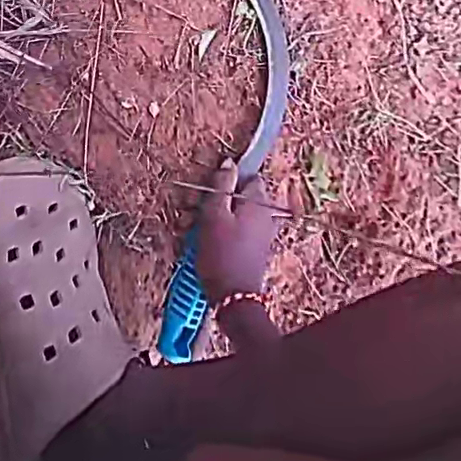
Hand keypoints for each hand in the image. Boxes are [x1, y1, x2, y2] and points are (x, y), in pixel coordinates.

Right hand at [197, 161, 282, 299]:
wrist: (233, 298)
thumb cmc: (221, 253)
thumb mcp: (214, 213)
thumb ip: (221, 185)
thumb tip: (229, 162)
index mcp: (259, 203)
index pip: (250, 177)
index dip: (230, 179)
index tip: (211, 189)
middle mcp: (266, 216)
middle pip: (242, 196)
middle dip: (218, 199)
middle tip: (196, 210)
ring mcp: (262, 234)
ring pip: (237, 214)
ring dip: (216, 216)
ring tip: (194, 228)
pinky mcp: (254, 249)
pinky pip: (238, 230)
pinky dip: (222, 231)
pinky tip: (204, 241)